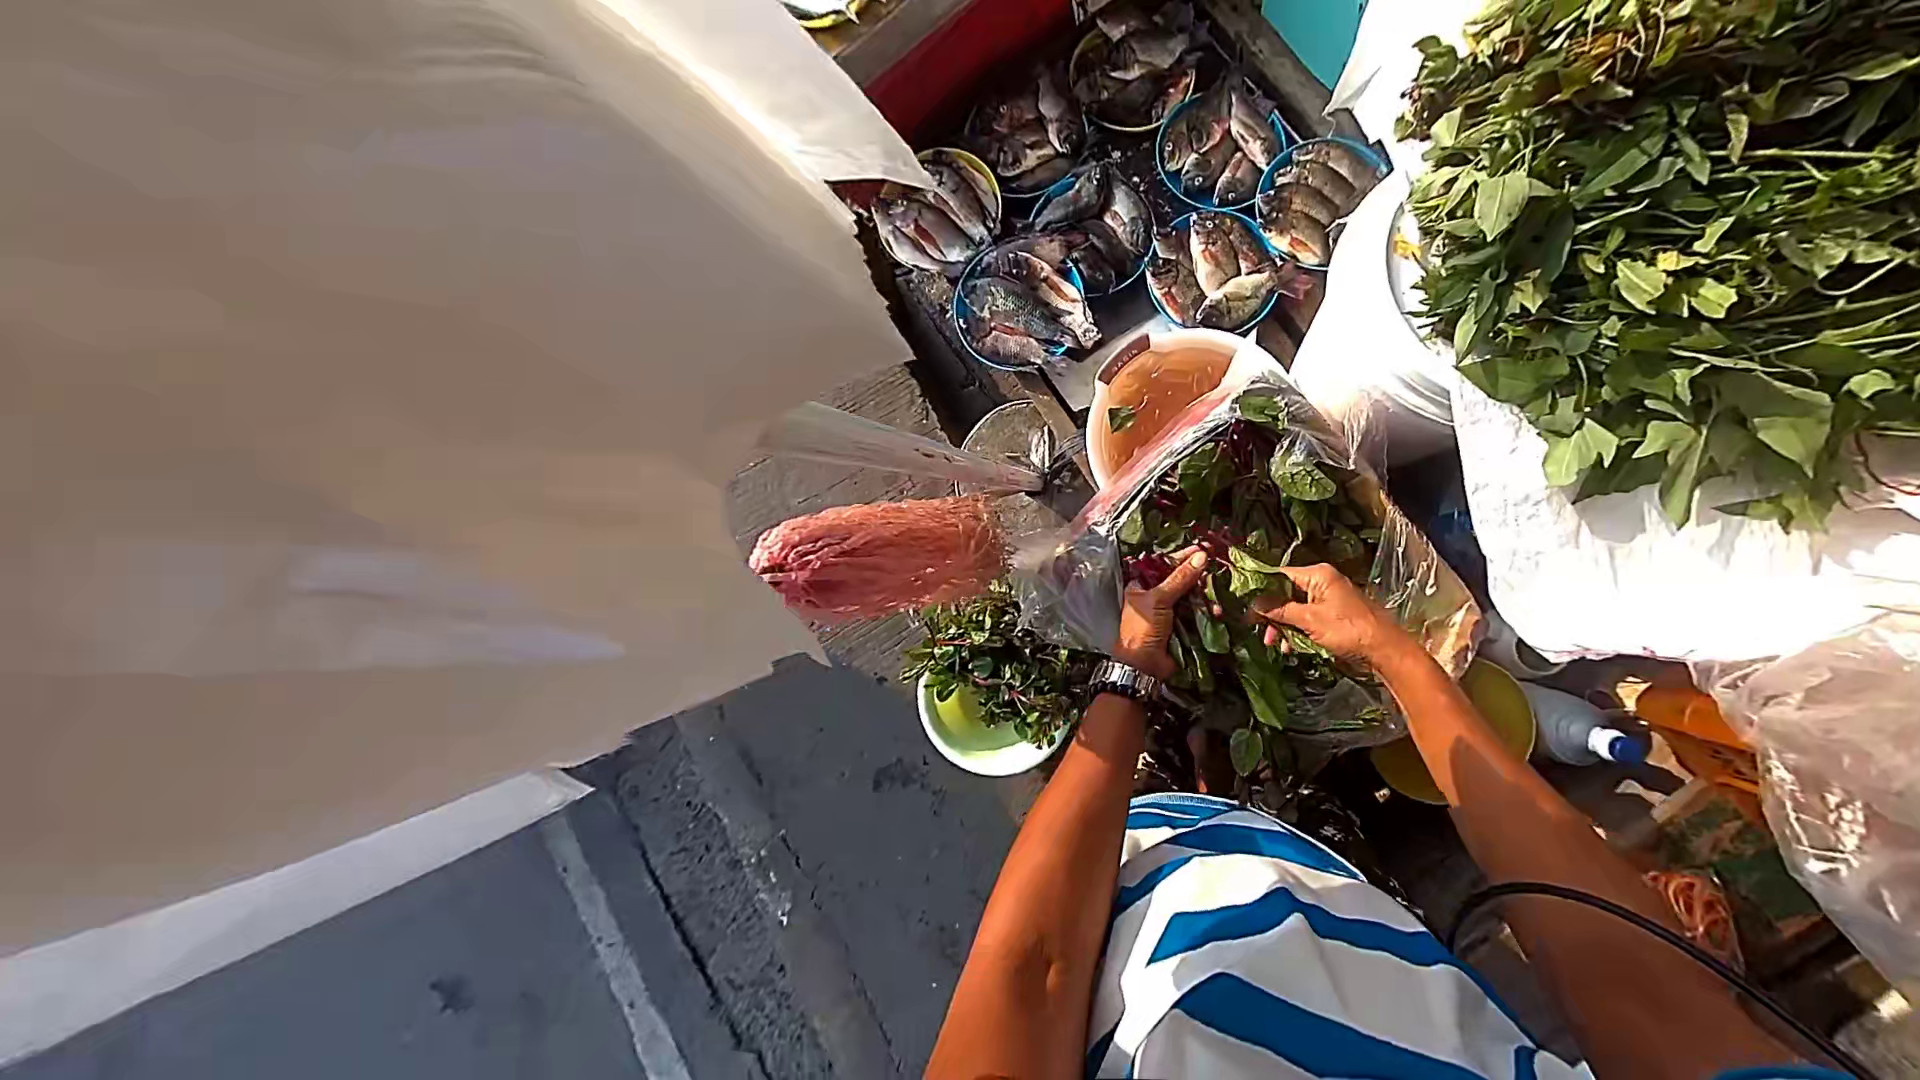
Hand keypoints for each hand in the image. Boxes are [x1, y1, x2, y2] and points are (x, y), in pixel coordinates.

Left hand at [1113, 547, 1207, 679]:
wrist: (1145, 665)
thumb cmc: (1143, 628)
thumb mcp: (1159, 599)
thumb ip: (1179, 578)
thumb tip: (1200, 556)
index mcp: (1142, 585)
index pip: (1163, 564)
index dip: (1182, 556)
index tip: (1202, 548)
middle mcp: (1155, 595)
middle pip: (1180, 579)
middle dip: (1198, 575)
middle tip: (1215, 568)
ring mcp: (1169, 610)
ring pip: (1191, 595)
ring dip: (1204, 594)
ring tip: (1216, 593)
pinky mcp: (1181, 624)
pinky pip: (1197, 612)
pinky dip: (1207, 610)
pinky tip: (1216, 610)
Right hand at [1246, 563, 1409, 665]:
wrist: (1385, 651)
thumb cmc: (1348, 629)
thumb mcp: (1309, 619)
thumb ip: (1278, 610)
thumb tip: (1252, 603)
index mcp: (1317, 575)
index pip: (1278, 575)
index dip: (1260, 590)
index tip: (1245, 606)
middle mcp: (1321, 582)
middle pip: (1283, 593)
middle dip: (1270, 613)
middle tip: (1257, 630)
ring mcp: (1327, 598)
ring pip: (1292, 608)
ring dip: (1281, 626)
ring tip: (1275, 643)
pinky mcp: (1330, 614)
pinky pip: (1304, 618)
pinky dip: (1295, 630)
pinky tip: (1290, 646)